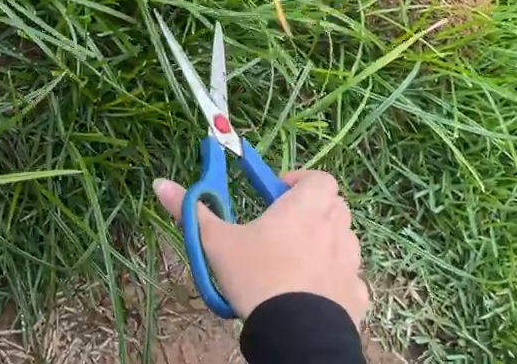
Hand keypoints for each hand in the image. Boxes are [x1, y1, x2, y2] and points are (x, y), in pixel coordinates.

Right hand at [152, 169, 369, 323]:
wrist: (295, 336)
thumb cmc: (257, 277)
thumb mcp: (217, 243)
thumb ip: (191, 211)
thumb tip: (160, 183)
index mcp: (303, 210)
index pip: (320, 179)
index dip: (301, 180)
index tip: (277, 193)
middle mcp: (333, 231)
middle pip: (335, 205)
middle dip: (314, 208)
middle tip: (285, 222)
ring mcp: (349, 266)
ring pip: (346, 240)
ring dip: (328, 240)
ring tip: (298, 256)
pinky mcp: (357, 299)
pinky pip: (352, 279)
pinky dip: (337, 279)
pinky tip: (315, 290)